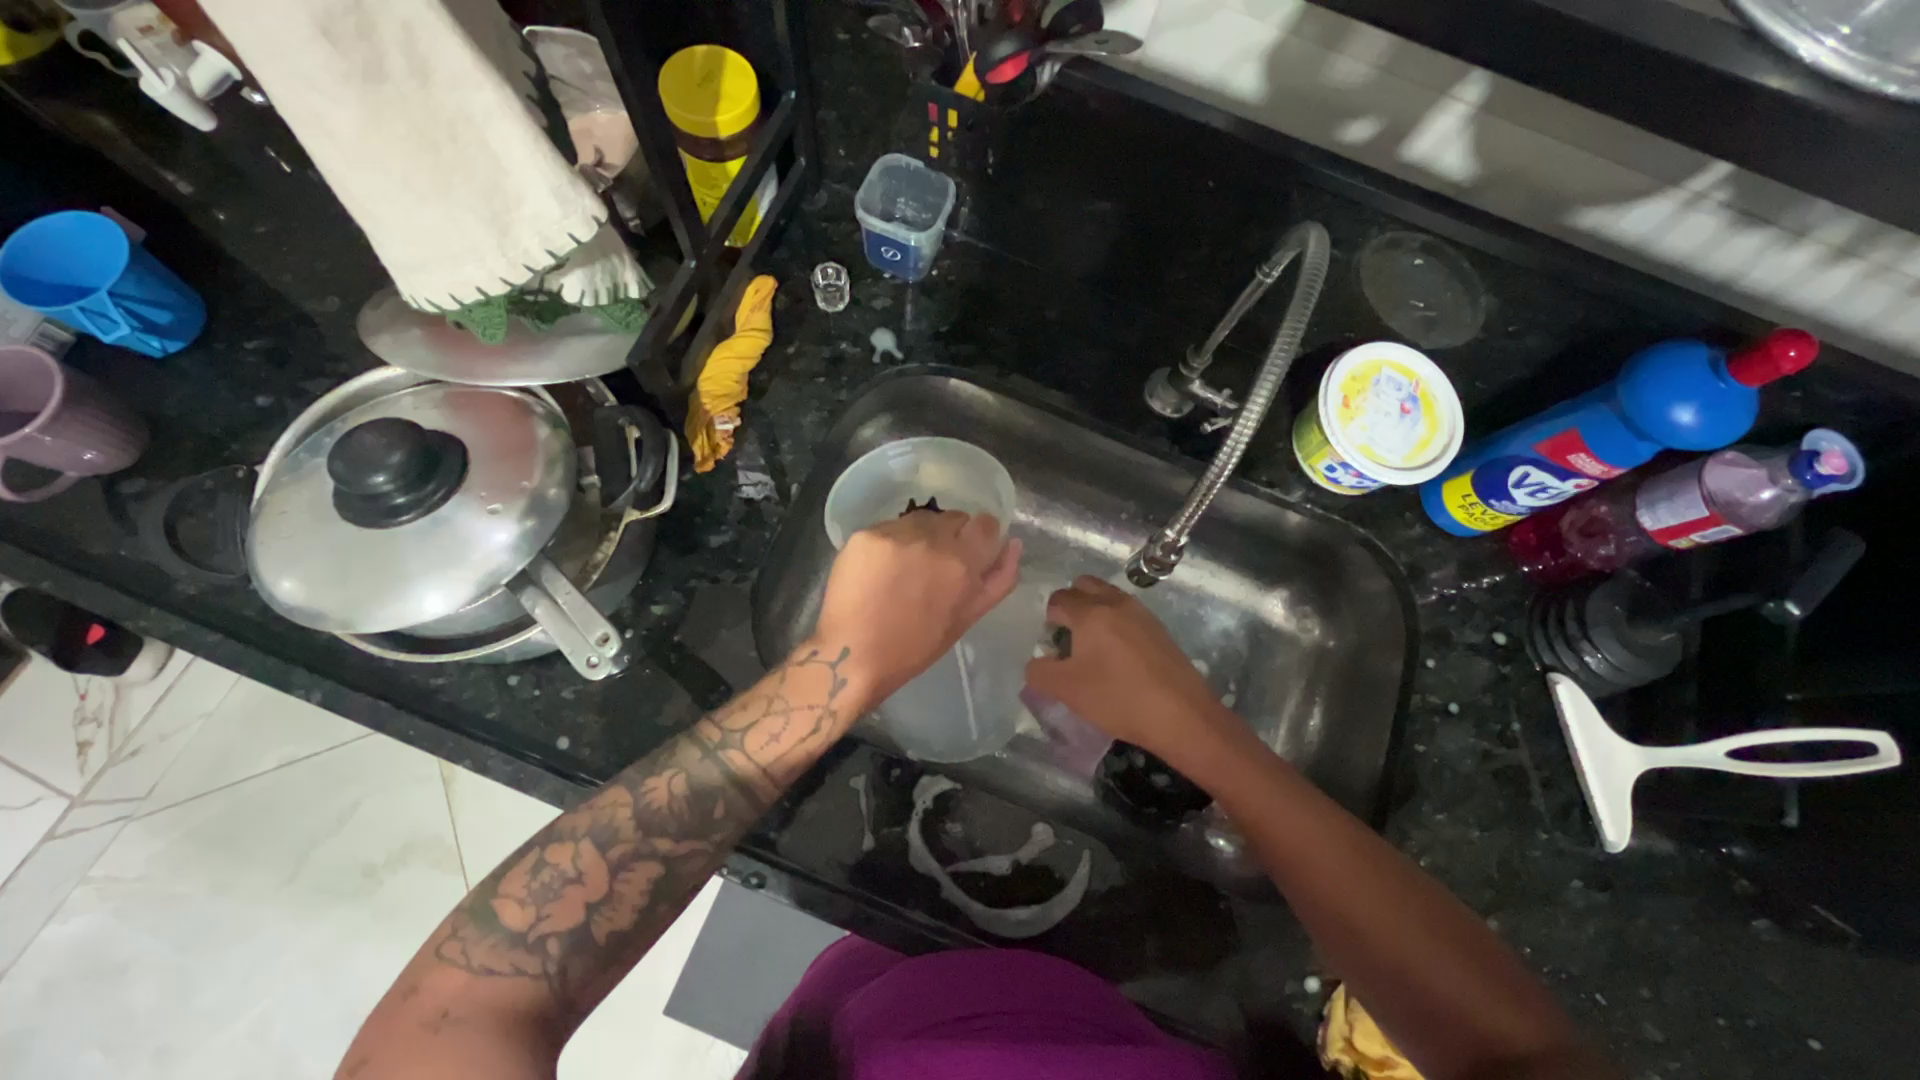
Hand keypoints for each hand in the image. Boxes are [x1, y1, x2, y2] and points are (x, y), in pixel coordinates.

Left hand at [809, 510, 1021, 706]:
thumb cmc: (914, 647)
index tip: (969, 553)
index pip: (985, 524)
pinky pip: (889, 527)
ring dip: (921, 536)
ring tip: (905, 568)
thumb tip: (1013, 544)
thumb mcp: (966, 618)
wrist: (853, 652)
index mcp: (962, 563)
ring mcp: (895, 533)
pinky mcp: (865, 534)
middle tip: (934, 568)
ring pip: (920, 519)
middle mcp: (931, 539)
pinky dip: (891, 543)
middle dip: (950, 537)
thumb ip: (998, 579)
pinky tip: (880, 570)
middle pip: (953, 518)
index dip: (980, 537)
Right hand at [1025, 576, 1233, 761]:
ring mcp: (1142, 613)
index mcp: (1091, 612)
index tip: (1053, 648)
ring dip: (1094, 612)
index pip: (1058, 600)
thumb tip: (1037, 661)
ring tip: (1093, 649)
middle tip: (1069, 639)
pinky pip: (1127, 614)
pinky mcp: (1159, 629)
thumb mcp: (1066, 690)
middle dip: (1070, 606)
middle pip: (1084, 586)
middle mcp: (1116, 603)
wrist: (1182, 715)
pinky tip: (1119, 658)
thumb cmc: (1118, 698)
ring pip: (1108, 597)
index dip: (1049, 621)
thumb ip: (1039, 671)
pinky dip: (1116, 624)